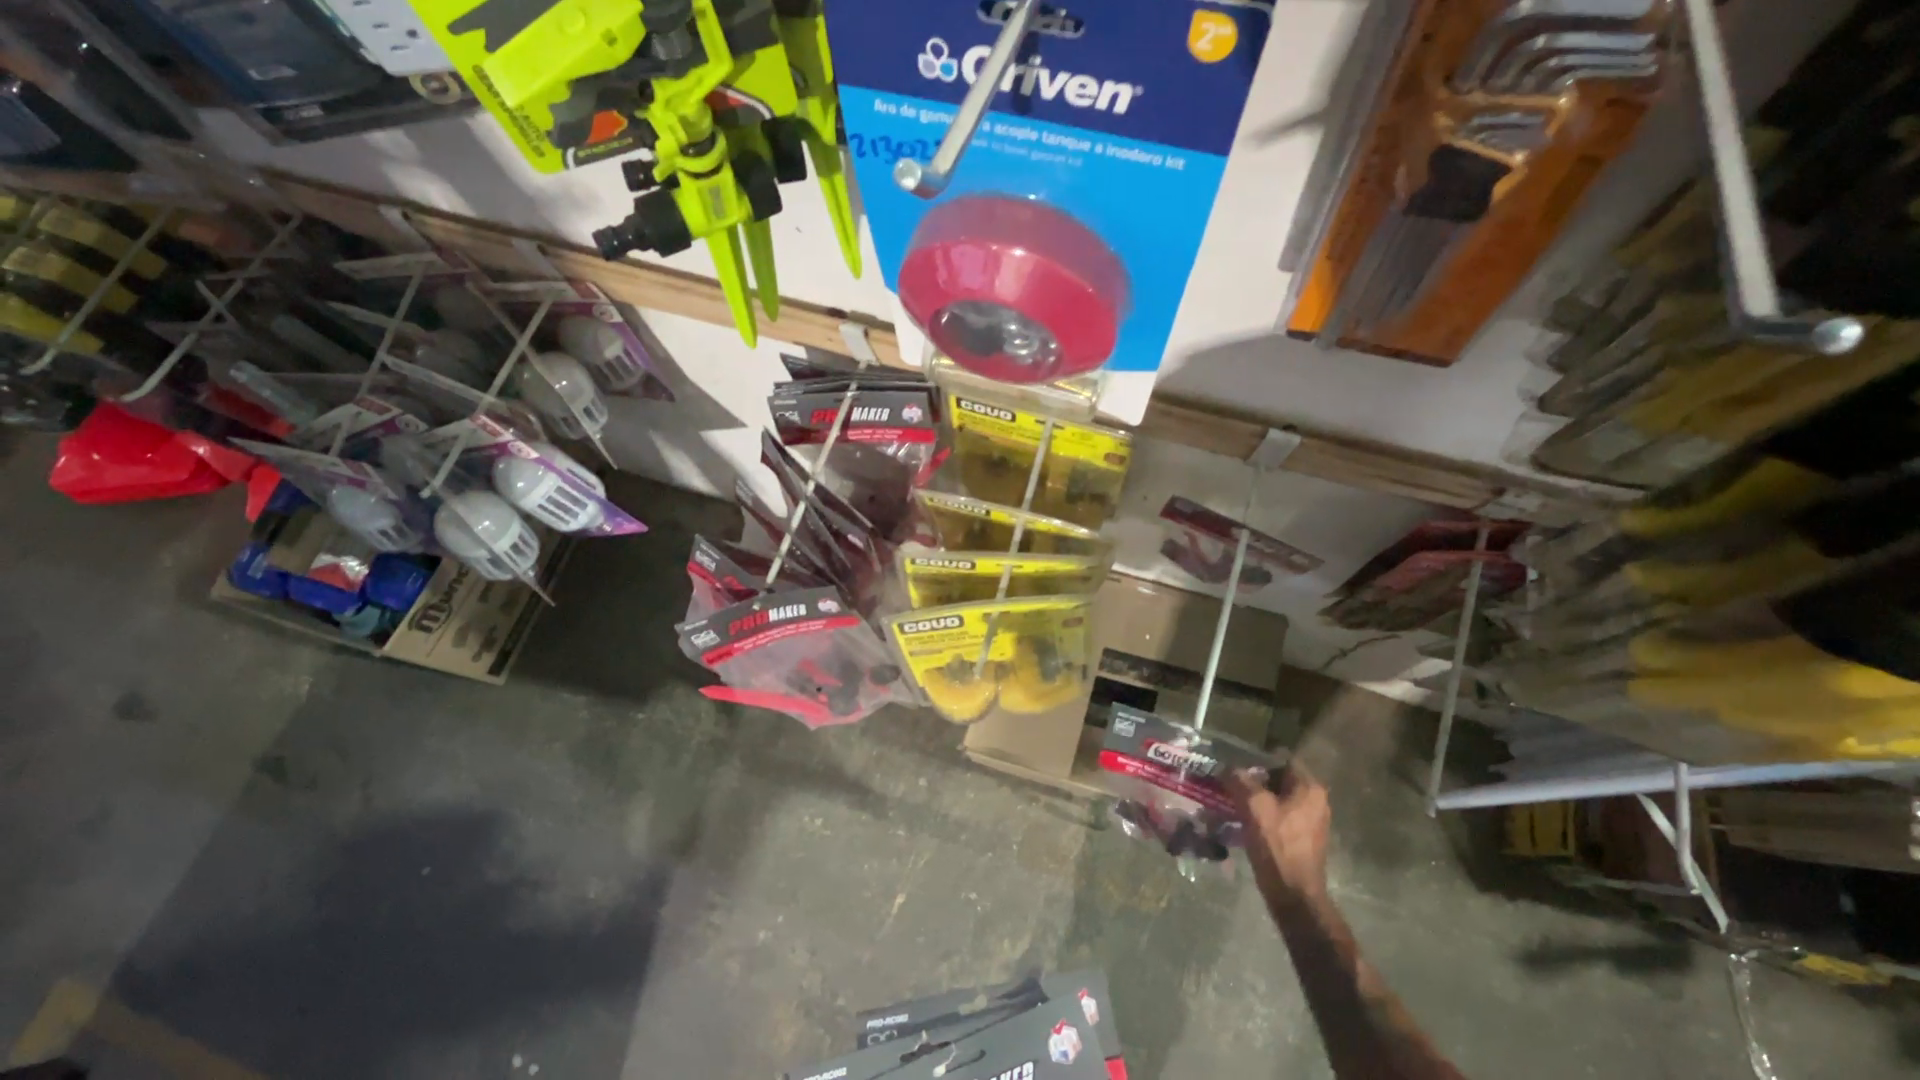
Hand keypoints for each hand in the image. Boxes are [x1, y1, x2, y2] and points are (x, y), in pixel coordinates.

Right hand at [1228, 765, 1330, 903]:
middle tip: (1228, 783)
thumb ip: (1240, 781)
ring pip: (1278, 799)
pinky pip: (1280, 816)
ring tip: (1231, 802)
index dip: (1256, 759)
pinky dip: (1262, 815)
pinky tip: (1243, 822)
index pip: (1282, 758)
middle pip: (1279, 779)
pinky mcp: (1303, 838)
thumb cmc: (1277, 846)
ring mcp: (1311, 820)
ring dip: (1255, 799)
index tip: (1234, 764)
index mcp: (1309, 788)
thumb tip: (1227, 768)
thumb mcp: (1254, 808)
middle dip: (1253, 780)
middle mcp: (1316, 800)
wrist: (1294, 894)